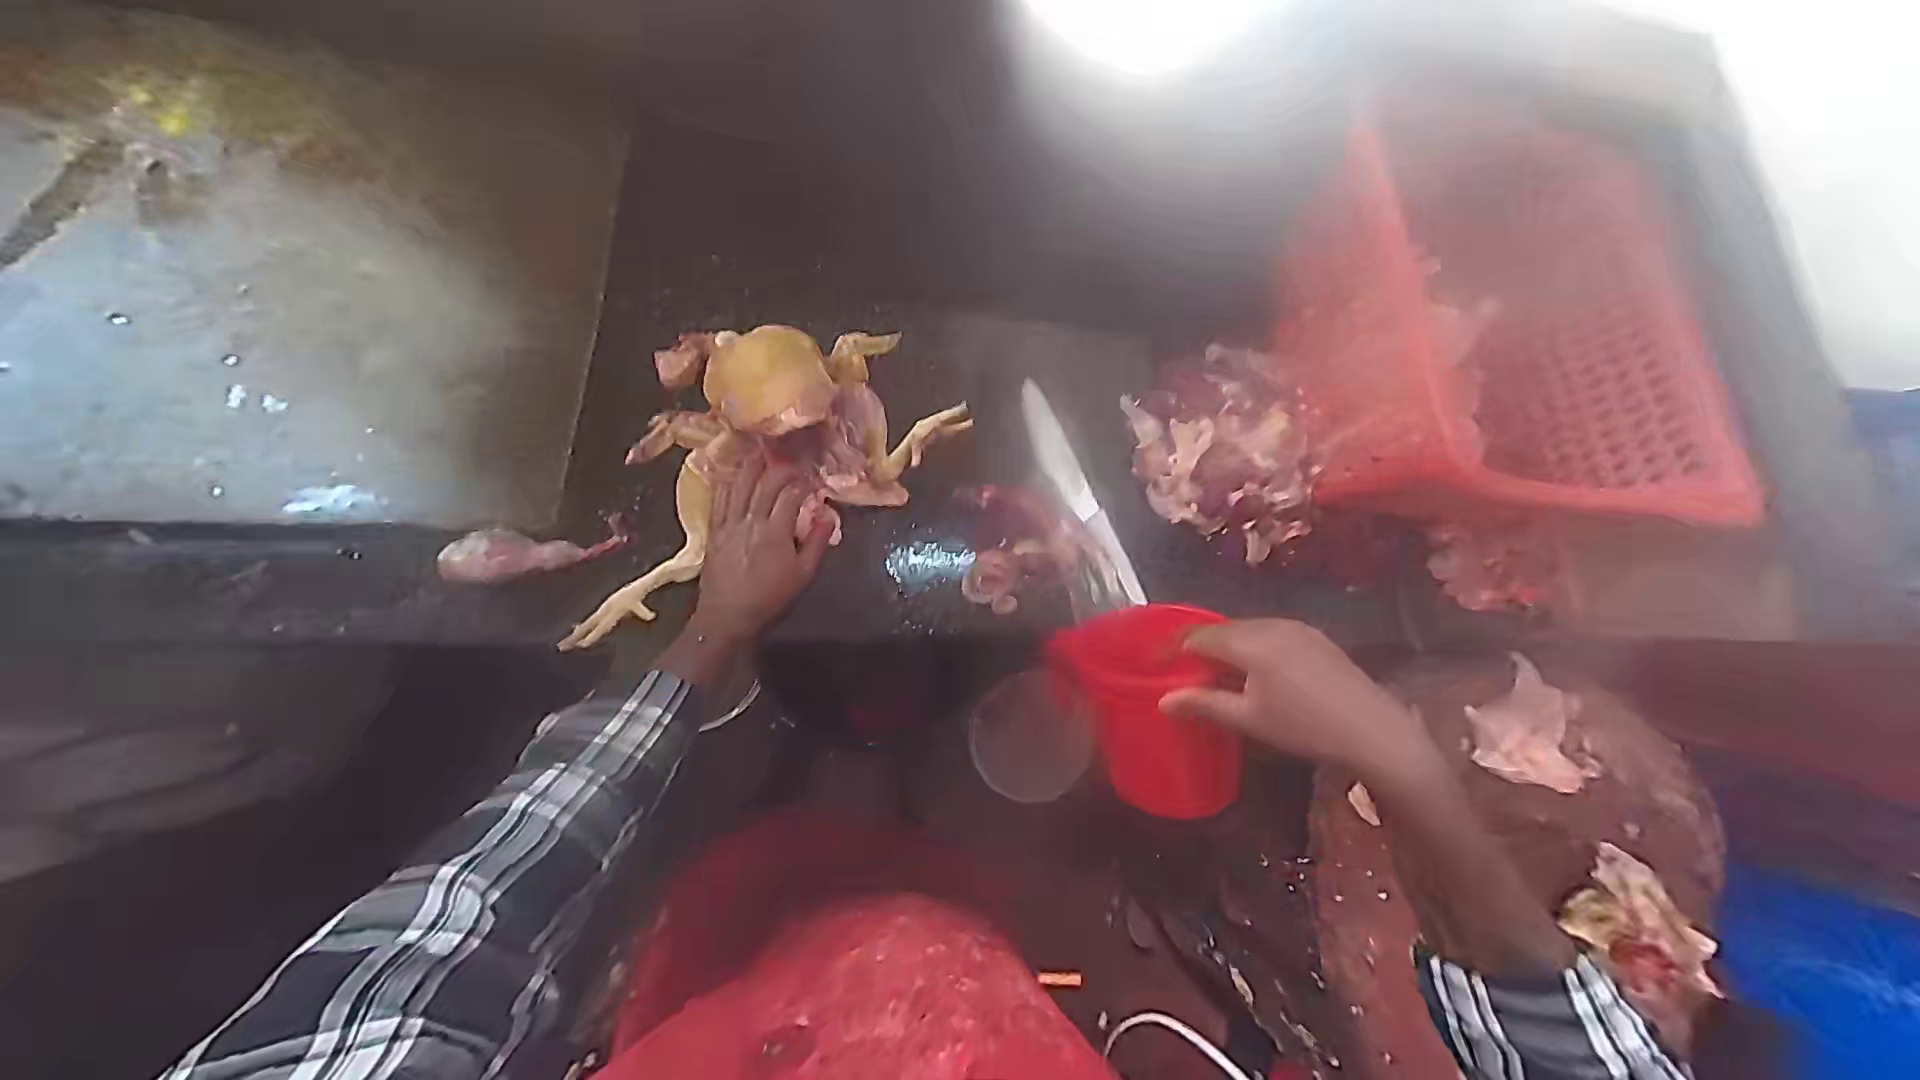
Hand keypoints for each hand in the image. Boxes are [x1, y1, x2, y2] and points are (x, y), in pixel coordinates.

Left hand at [686, 453, 831, 645]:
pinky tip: (732, 474)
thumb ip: (816, 543)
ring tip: (760, 453)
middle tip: (792, 464)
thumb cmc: (770, 597)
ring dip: (751, 467)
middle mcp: (750, 521)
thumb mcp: (803, 575)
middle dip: (781, 469)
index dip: (804, 484)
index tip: (814, 481)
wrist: (727, 616)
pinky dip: (728, 482)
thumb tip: (828, 517)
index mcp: (775, 532)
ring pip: (740, 485)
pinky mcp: (714, 530)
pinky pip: (720, 499)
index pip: (791, 495)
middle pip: (765, 484)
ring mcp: (729, 523)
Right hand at [1159, 619, 1434, 780]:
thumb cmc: (1305, 726)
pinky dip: (1249, 647)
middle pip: (1221, 629)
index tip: (1156, 664)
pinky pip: (1267, 632)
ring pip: (1245, 630)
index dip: (1172, 648)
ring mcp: (1295, 627)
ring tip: (1215, 674)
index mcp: (1250, 641)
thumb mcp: (1249, 719)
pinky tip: (1253, 671)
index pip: (1197, 636)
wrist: (1376, 731)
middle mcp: (1270, 624)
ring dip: (1225, 647)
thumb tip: (1163, 701)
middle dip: (1198, 648)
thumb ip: (1203, 704)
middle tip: (1183, 672)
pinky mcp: (1313, 637)